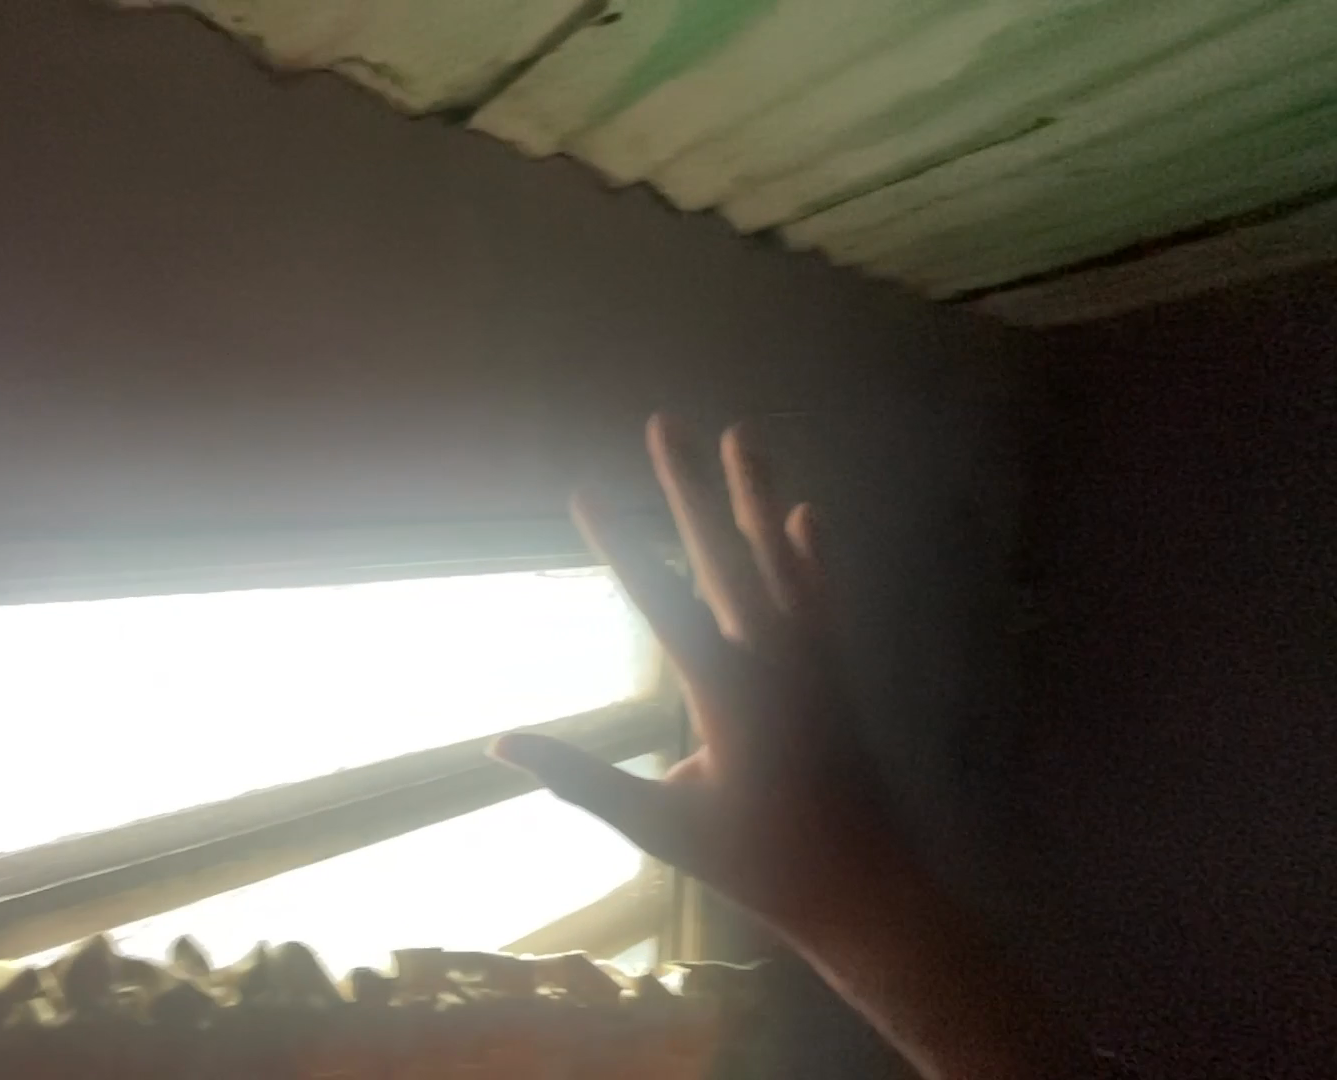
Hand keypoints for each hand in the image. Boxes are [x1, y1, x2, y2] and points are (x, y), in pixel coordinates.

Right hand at [492, 414, 907, 933]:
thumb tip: (500, 743)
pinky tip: (807, 513)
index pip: (660, 601)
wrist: (870, 896)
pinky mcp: (832, 669)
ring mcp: (811, 658)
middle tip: (665, 424)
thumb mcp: (656, 825)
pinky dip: (812, 552)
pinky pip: (821, 596)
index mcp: (726, 691)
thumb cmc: (757, 861)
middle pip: (723, 554)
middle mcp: (772, 657)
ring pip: (780, 559)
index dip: (617, 543)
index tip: (582, 492)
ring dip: (756, 493)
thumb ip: (579, 778)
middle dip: (688, 486)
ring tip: (742, 434)